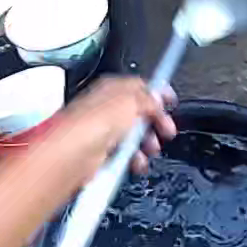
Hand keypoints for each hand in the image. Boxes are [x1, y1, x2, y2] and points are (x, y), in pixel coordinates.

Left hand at [20, 76, 175, 188]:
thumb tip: (158, 97)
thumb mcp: (132, 101)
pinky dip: (134, 158)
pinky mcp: (101, 152)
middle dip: (155, 122)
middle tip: (166, 130)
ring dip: (146, 142)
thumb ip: (149, 98)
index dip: (157, 94)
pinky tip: (137, 161)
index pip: (140, 86)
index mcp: (112, 87)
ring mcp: (103, 130)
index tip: (171, 101)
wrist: (75, 151)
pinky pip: (123, 153)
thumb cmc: (95, 121)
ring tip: (151, 149)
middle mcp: (106, 107)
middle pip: (138, 112)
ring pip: (132, 135)